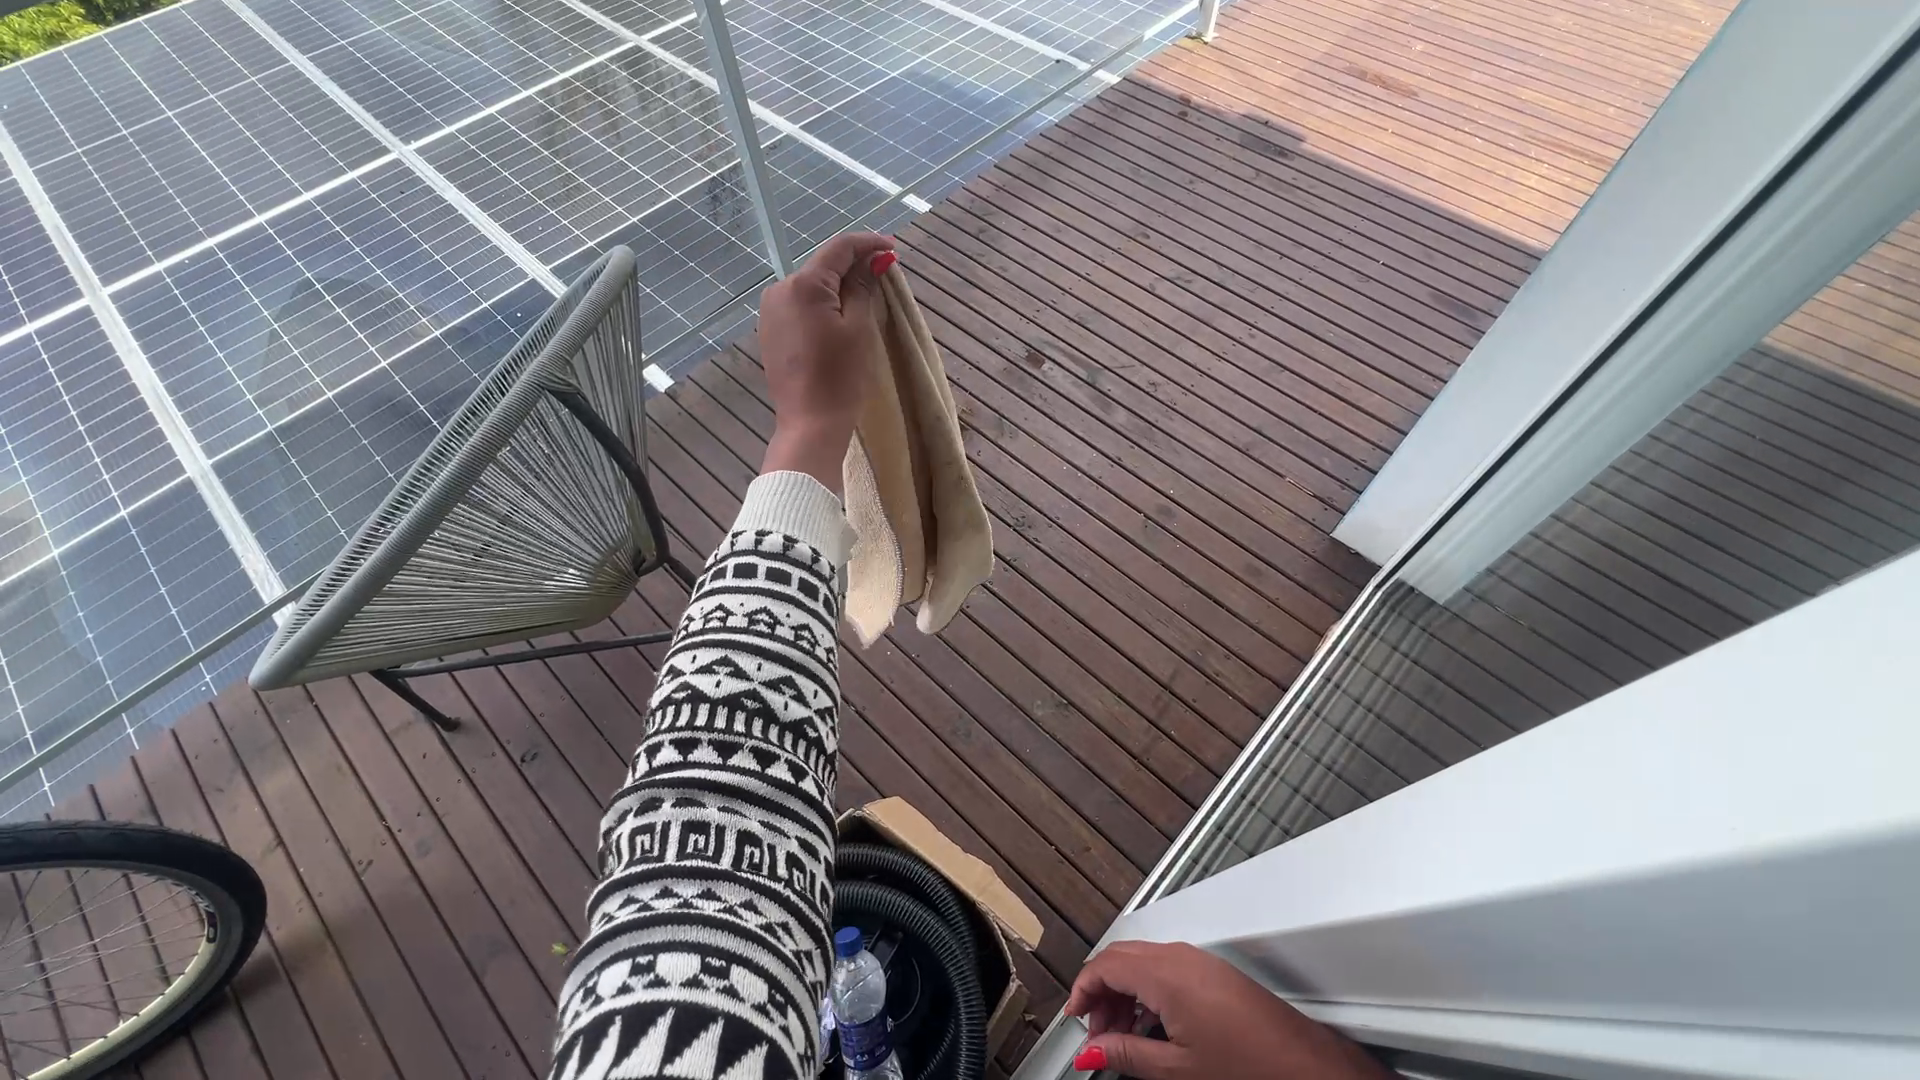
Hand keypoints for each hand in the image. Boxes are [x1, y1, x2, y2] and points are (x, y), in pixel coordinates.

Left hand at [757, 231, 896, 494]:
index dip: (868, 244)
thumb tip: (872, 260)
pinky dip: (822, 305)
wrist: (810, 424)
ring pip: (811, 287)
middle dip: (853, 267)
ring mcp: (771, 311)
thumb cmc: (841, 377)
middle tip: (883, 276)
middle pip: (823, 267)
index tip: (893, 248)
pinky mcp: (770, 331)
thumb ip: (863, 287)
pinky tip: (840, 318)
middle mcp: (780, 289)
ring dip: (837, 288)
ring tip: (865, 299)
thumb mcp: (859, 329)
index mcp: (804, 285)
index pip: (839, 249)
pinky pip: (800, 307)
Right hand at [1064, 941, 1391, 1079]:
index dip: (1082, 990)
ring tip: (1121, 1038)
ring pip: (1142, 963)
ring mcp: (1198, 961)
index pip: (1105, 965)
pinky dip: (1147, 992)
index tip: (1074, 1019)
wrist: (1305, 1068)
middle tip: (1094, 1034)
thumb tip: (1090, 1051)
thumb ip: (1126, 1053)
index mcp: (1165, 974)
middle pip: (1121, 959)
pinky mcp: (1212, 972)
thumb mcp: (1176, 1069)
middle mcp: (1180, 957)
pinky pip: (1165, 968)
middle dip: (1101, 993)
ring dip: (1123, 994)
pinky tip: (1151, 1029)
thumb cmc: (1250, 1067)